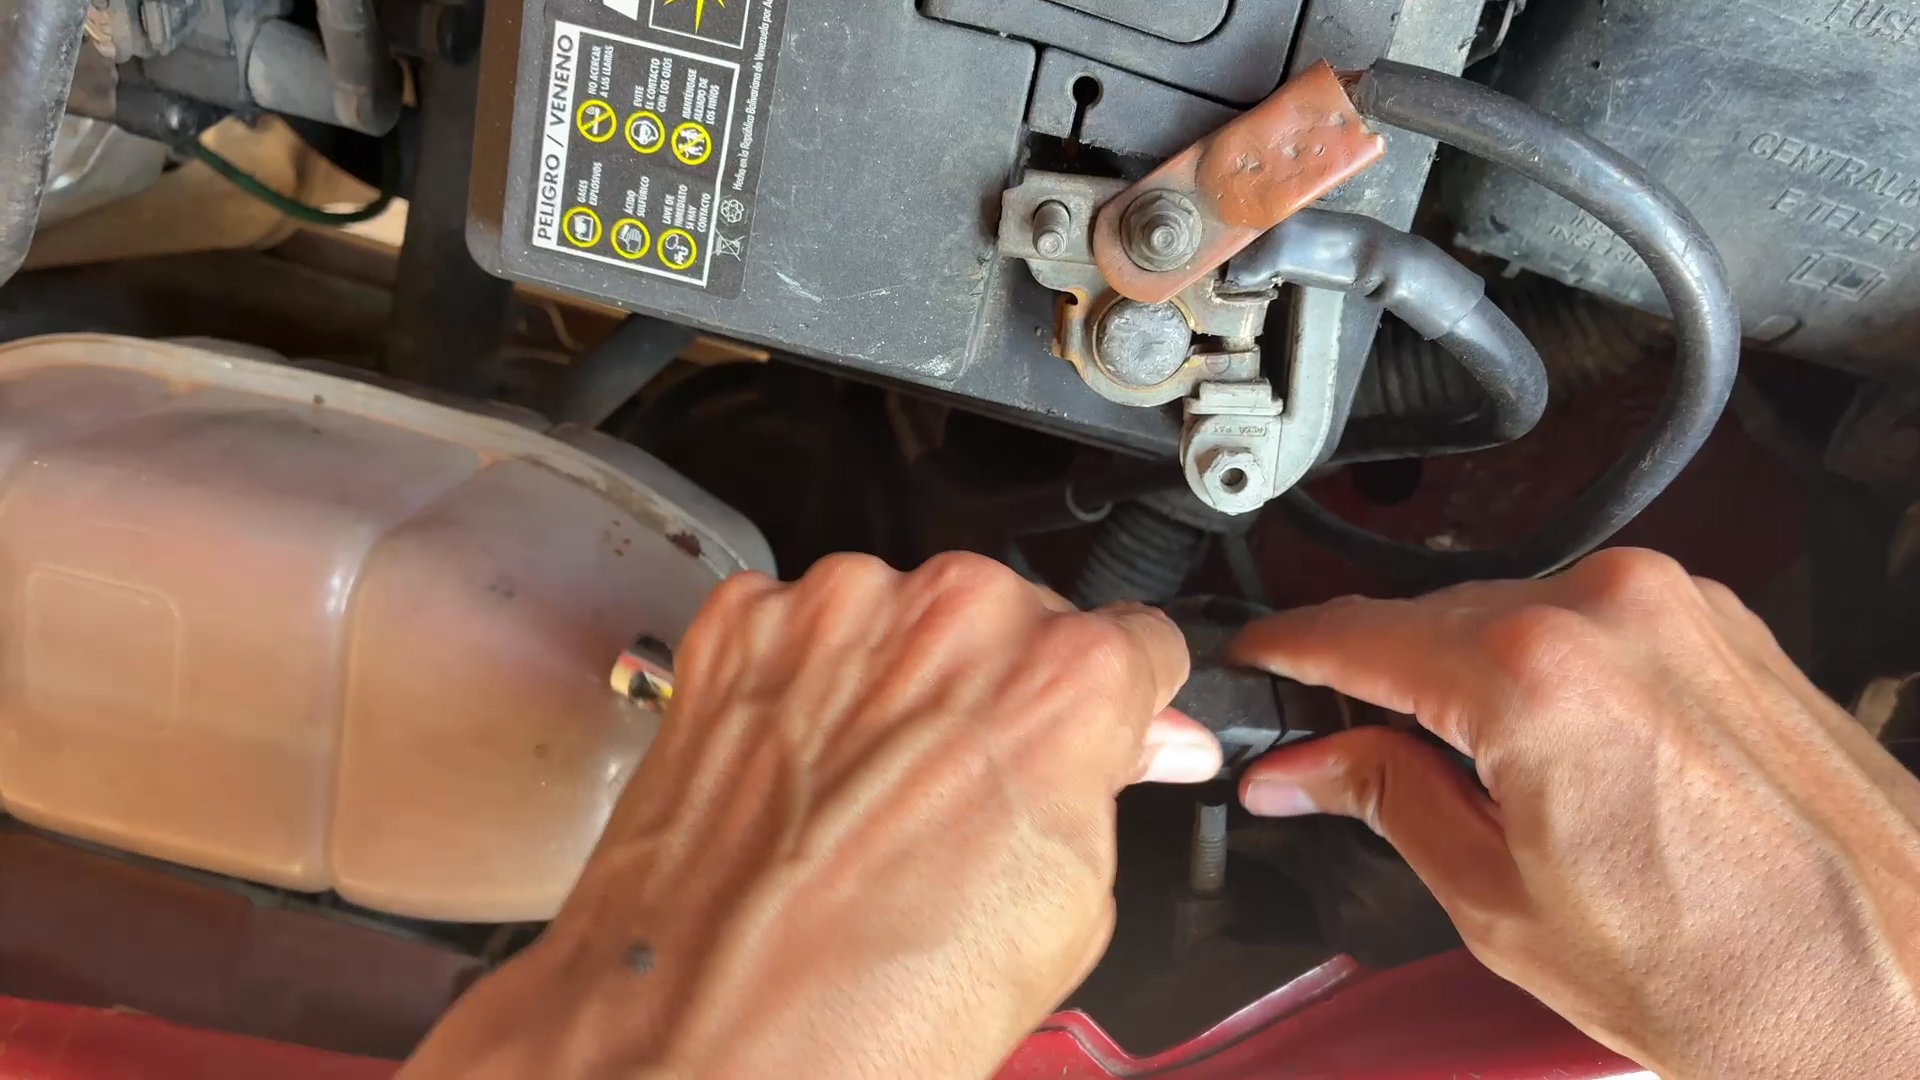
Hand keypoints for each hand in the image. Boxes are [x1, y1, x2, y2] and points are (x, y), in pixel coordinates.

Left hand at [400, 552, 1220, 1079]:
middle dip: (1001, 681)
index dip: (1120, 688)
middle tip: (955, 771)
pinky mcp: (750, 619)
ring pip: (910, 612)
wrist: (713, 1035)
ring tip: (865, 775)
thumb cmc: (892, 997)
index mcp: (1064, 675)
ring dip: (902, 671)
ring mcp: (845, 603)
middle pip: (1013, 616)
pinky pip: (808, 621)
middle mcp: (960, 611)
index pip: (1135, 638)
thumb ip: (1108, 775)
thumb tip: (1145, 732)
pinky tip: (800, 751)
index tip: (1093, 710)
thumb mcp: (1066, 894)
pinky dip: (811, 670)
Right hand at [1229, 548, 1919, 1079]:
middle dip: (1361, 671)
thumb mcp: (1495, 896)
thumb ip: (1376, 796)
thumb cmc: (1741, 985)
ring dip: (1438, 666)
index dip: (1283, 648)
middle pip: (1417, 619)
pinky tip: (1517, 727)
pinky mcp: (1710, 621)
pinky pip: (1561, 617)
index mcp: (1529, 677)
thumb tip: (1292, 771)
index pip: (1351, 635)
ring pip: (1486, 613)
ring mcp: (1667, 606)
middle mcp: (1600, 613)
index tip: (1252, 656)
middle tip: (1325, 732)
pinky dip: (1512, 659)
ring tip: (1431, 746)